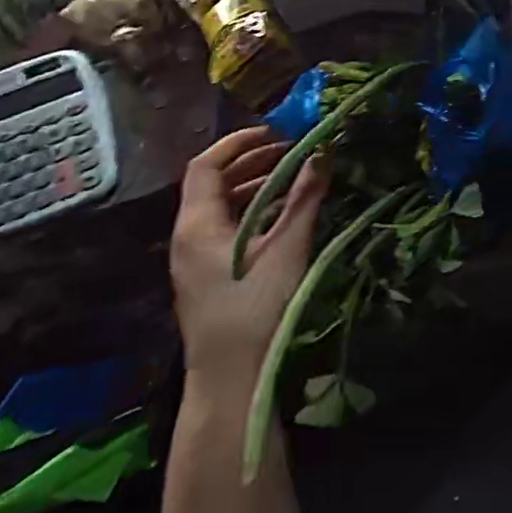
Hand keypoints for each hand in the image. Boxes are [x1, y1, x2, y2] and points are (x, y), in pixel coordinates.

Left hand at [170, 127, 327, 373]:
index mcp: (198, 223)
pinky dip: (251, 214)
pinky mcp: (206, 278)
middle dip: (251, 163)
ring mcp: (194, 260)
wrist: (231, 378)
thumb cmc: (256, 308)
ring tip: (291, 181)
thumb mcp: (287, 249)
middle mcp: (188, 236)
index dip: (239, 143)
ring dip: (253, 189)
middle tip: (291, 155)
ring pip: (220, 209)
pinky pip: (225, 230)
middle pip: (212, 185)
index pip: (207, 165)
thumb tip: (323, 154)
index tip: (276, 134)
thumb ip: (305, 199)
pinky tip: (280, 220)